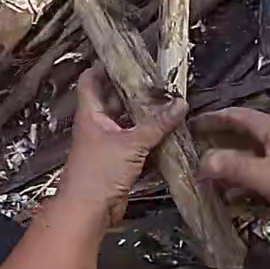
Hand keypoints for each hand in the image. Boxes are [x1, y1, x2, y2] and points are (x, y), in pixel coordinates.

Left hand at [54, 68, 185, 223]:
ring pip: (129, 124)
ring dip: (147, 118)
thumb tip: (181, 103)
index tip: (127, 57)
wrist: (88, 211)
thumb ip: (157, 124)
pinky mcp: (119, 163)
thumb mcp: (131, 144)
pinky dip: (151, 140)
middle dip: (136, 92)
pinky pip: (137, 145)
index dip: (104, 66)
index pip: (91, 80)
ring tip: (173, 104)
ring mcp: (108, 144)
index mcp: (91, 114)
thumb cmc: (100, 172)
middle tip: (163, 82)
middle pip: (115, 101)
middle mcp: (98, 125)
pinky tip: (172, 134)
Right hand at [195, 107, 269, 236]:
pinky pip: (268, 169)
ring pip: (257, 152)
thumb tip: (202, 161)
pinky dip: (250, 175)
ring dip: (234, 160)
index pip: (237, 115)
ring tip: (212, 173)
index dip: (213, 117)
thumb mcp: (267, 176)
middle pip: (247, 132)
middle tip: (197, 148)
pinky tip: (243, 191)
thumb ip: (232, 167)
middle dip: (221, 139)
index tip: (191, 123)